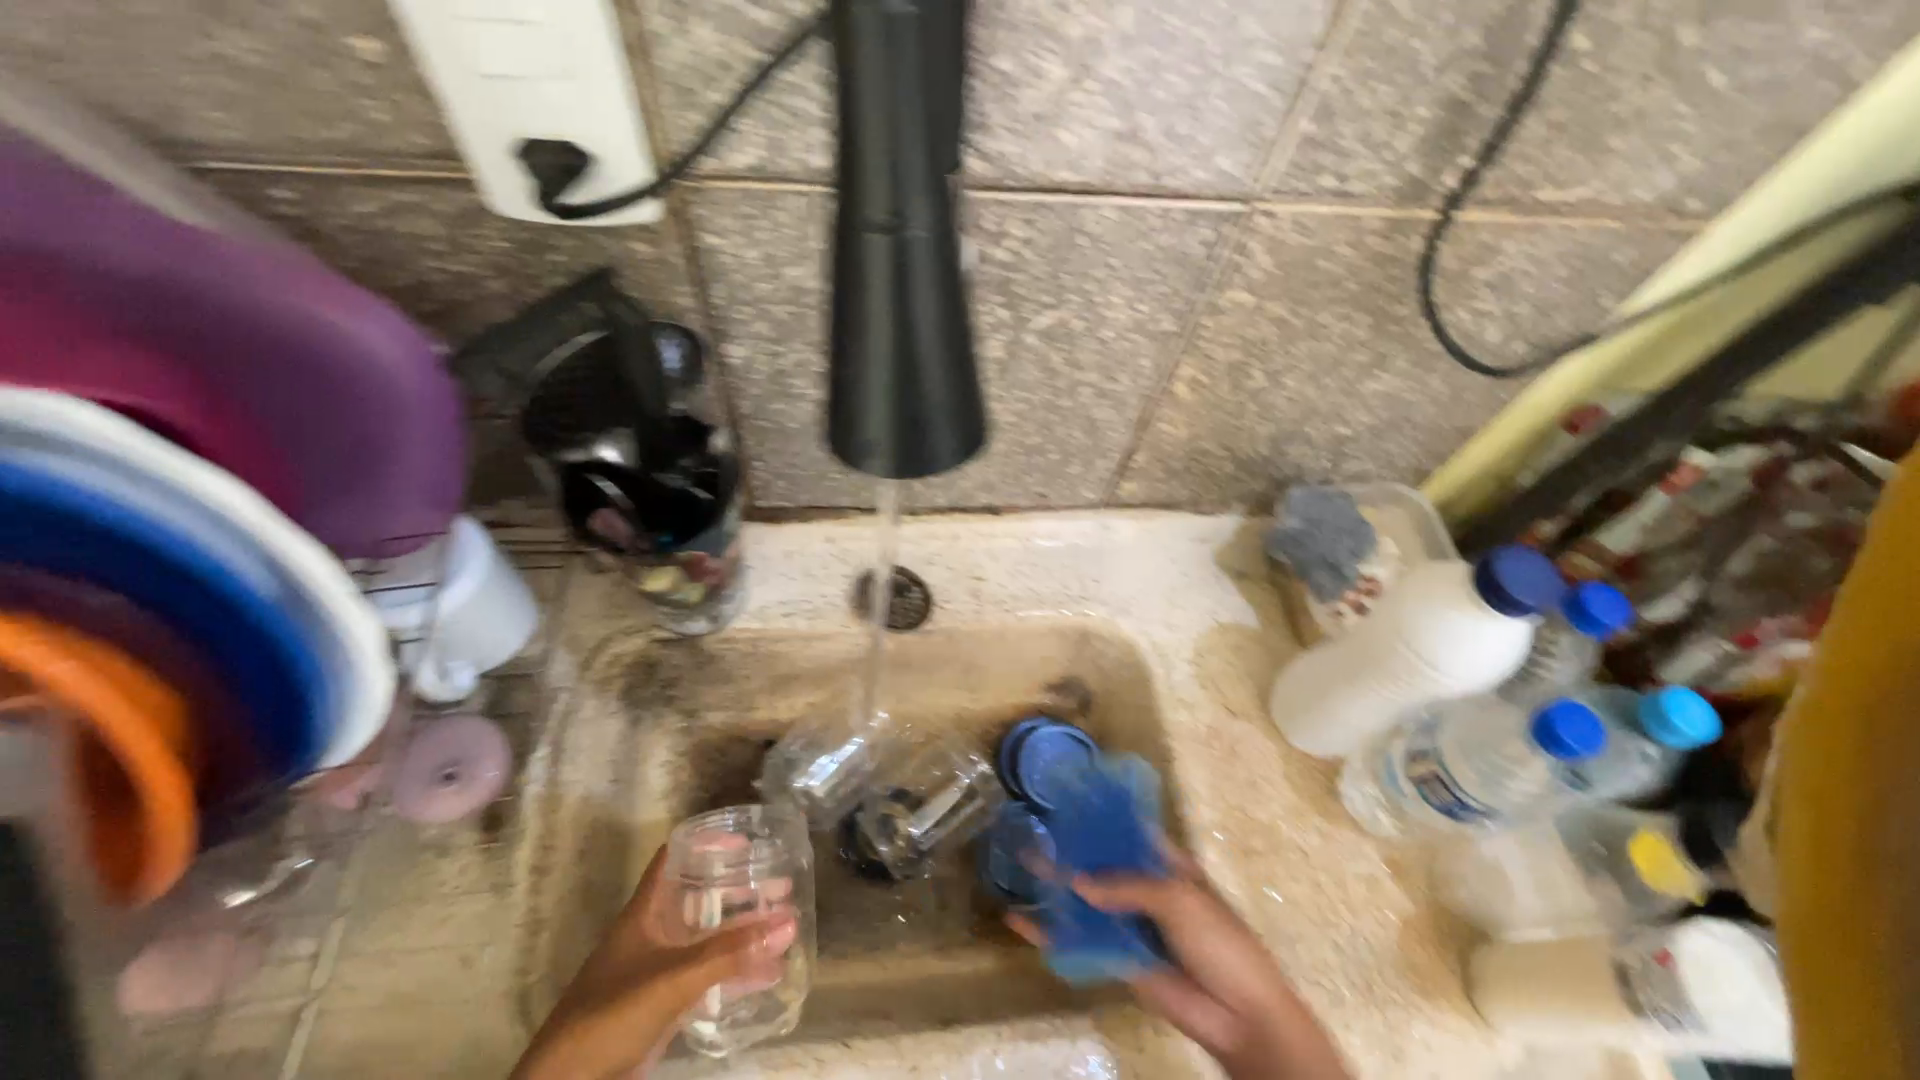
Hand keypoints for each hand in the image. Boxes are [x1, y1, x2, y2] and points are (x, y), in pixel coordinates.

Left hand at [512, 843, 798, 1079]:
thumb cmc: (612, 1013)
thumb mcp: (673, 978)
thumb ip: (729, 953)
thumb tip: (789, 921)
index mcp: (645, 912)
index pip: (674, 858)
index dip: (707, 842)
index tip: (748, 840)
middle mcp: (654, 933)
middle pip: (699, 898)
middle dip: (738, 890)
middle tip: (782, 885)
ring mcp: (659, 970)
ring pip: (708, 939)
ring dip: (743, 933)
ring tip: (785, 927)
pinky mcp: (666, 1004)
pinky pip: (709, 977)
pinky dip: (737, 972)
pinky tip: (768, 975)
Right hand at [1008, 846, 1349, 1079]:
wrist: (1238, 1014)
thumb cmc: (1219, 941)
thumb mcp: (1179, 899)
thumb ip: (1128, 886)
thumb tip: (1078, 884)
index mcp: (1170, 868)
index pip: (1132, 835)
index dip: (1104, 821)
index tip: (1069, 803)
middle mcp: (1146, 892)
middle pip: (1104, 868)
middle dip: (1073, 852)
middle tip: (1035, 831)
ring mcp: (1131, 927)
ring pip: (1087, 903)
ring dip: (1057, 888)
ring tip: (1020, 866)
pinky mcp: (1118, 959)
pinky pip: (1080, 942)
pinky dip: (1051, 933)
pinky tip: (1020, 920)